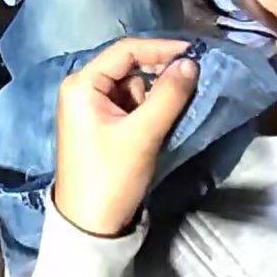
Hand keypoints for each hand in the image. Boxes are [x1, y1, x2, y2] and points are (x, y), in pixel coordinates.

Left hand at [53, 38, 199, 236]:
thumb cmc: (111, 176)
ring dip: (154, 94)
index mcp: (82, 84)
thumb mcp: (143, 134)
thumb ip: (168, 95)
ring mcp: (90, 105)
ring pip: (133, 84)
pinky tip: (160, 120)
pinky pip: (130, 101)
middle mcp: (82, 87)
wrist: (91, 227)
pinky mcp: (100, 121)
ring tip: (169, 113)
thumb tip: (191, 62)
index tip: (194, 52)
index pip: (126, 50)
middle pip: (129, 65)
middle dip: (158, 73)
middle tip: (192, 79)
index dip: (161, 48)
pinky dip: (148, 106)